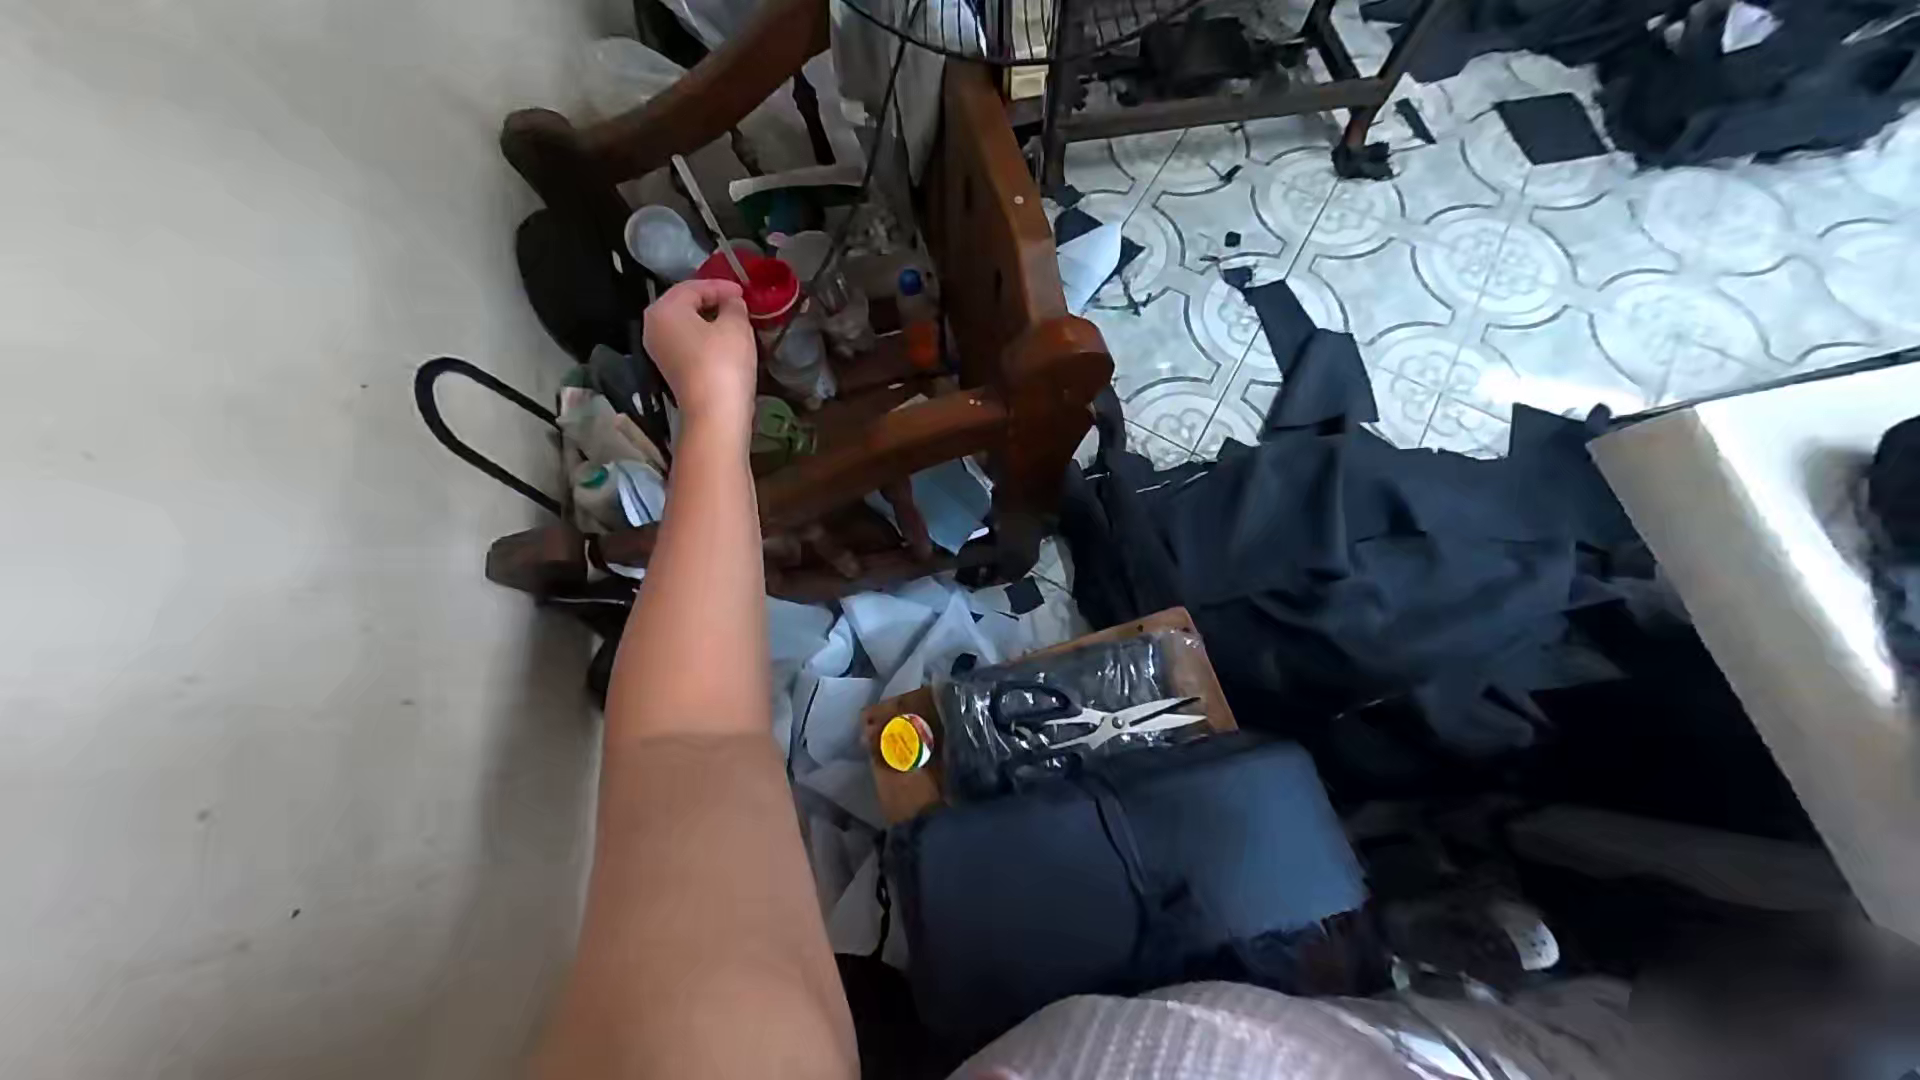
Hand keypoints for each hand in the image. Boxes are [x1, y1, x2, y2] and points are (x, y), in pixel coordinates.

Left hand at [644, 279, 757, 427]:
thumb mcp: (736, 326)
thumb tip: (732, 303)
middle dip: (712, 302)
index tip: (743, 292)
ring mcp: (659, 352)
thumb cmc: (723, 363)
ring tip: (734, 323)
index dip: (720, 286)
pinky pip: (688, 345)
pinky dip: (705, 340)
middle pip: (684, 305)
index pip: (692, 287)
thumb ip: (734, 307)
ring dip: (709, 322)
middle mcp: (653, 327)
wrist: (715, 414)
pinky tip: (725, 344)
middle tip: (738, 304)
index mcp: (664, 310)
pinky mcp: (671, 371)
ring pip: (686, 326)